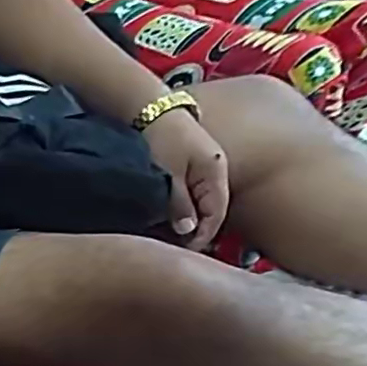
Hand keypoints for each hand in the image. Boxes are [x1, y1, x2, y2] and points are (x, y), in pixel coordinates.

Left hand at [143, 109, 228, 249]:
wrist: (149, 111)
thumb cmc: (160, 140)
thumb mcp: (169, 176)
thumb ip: (178, 204)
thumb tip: (187, 231)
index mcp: (215, 172)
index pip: (216, 213)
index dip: (203, 236)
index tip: (187, 254)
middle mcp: (213, 171)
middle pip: (209, 211)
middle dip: (194, 233)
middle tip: (175, 252)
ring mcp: (200, 169)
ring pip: (198, 205)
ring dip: (185, 224)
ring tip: (167, 242)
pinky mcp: (186, 168)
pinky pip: (188, 196)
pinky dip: (178, 211)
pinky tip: (164, 223)